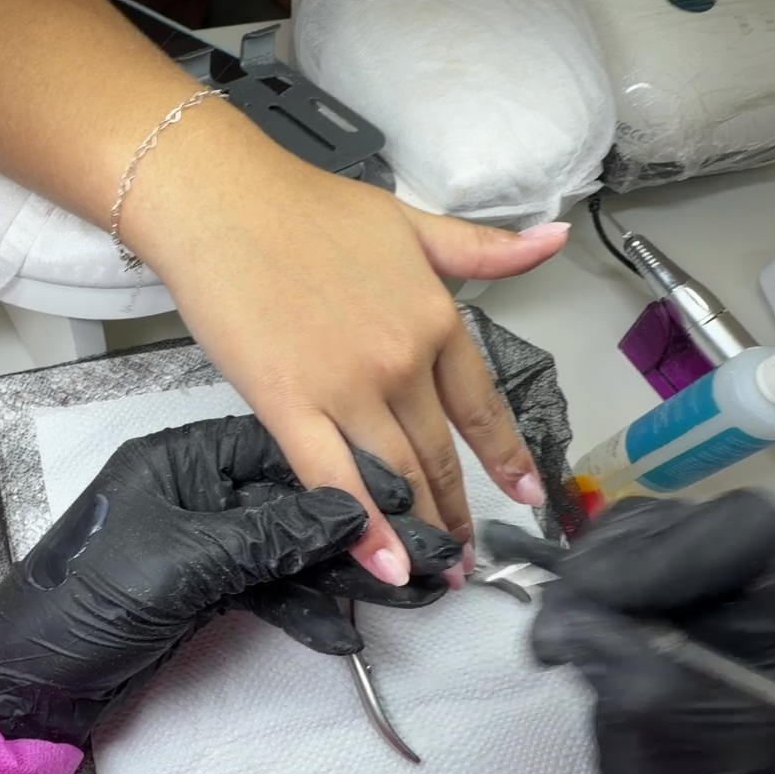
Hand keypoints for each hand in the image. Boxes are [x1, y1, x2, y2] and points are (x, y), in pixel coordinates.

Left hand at [0, 416, 460, 744]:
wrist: (37, 676)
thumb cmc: (92, 596)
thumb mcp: (185, 559)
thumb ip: (271, 536)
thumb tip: (357, 517)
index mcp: (185, 457)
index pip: (282, 448)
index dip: (346, 473)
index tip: (407, 499)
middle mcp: (202, 489)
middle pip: (295, 504)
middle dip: (358, 536)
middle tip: (429, 559)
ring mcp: (207, 540)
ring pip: (288, 552)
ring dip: (342, 578)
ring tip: (408, 599)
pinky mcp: (209, 586)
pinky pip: (267, 590)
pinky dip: (301, 610)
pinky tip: (343, 632)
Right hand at [123, 138, 566, 589]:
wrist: (223, 204)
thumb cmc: (304, 209)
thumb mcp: (408, 221)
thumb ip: (478, 248)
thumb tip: (551, 240)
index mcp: (433, 318)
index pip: (480, 405)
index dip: (505, 456)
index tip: (524, 492)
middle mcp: (401, 361)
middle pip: (438, 453)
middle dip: (457, 510)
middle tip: (465, 551)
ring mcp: (346, 389)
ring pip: (396, 474)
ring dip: (420, 529)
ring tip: (434, 569)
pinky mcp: (289, 406)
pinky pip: (335, 478)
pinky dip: (364, 527)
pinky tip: (383, 564)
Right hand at [482, 493, 774, 773]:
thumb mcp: (667, 723)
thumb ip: (615, 653)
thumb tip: (554, 616)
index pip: (742, 529)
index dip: (667, 550)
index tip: (600, 598)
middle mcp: (759, 584)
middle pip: (676, 522)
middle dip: (609, 566)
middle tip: (564, 616)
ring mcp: (704, 587)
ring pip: (633, 532)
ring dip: (584, 575)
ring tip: (559, 630)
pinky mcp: (656, 596)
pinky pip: (605, 559)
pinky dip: (573, 588)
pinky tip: (563, 630)